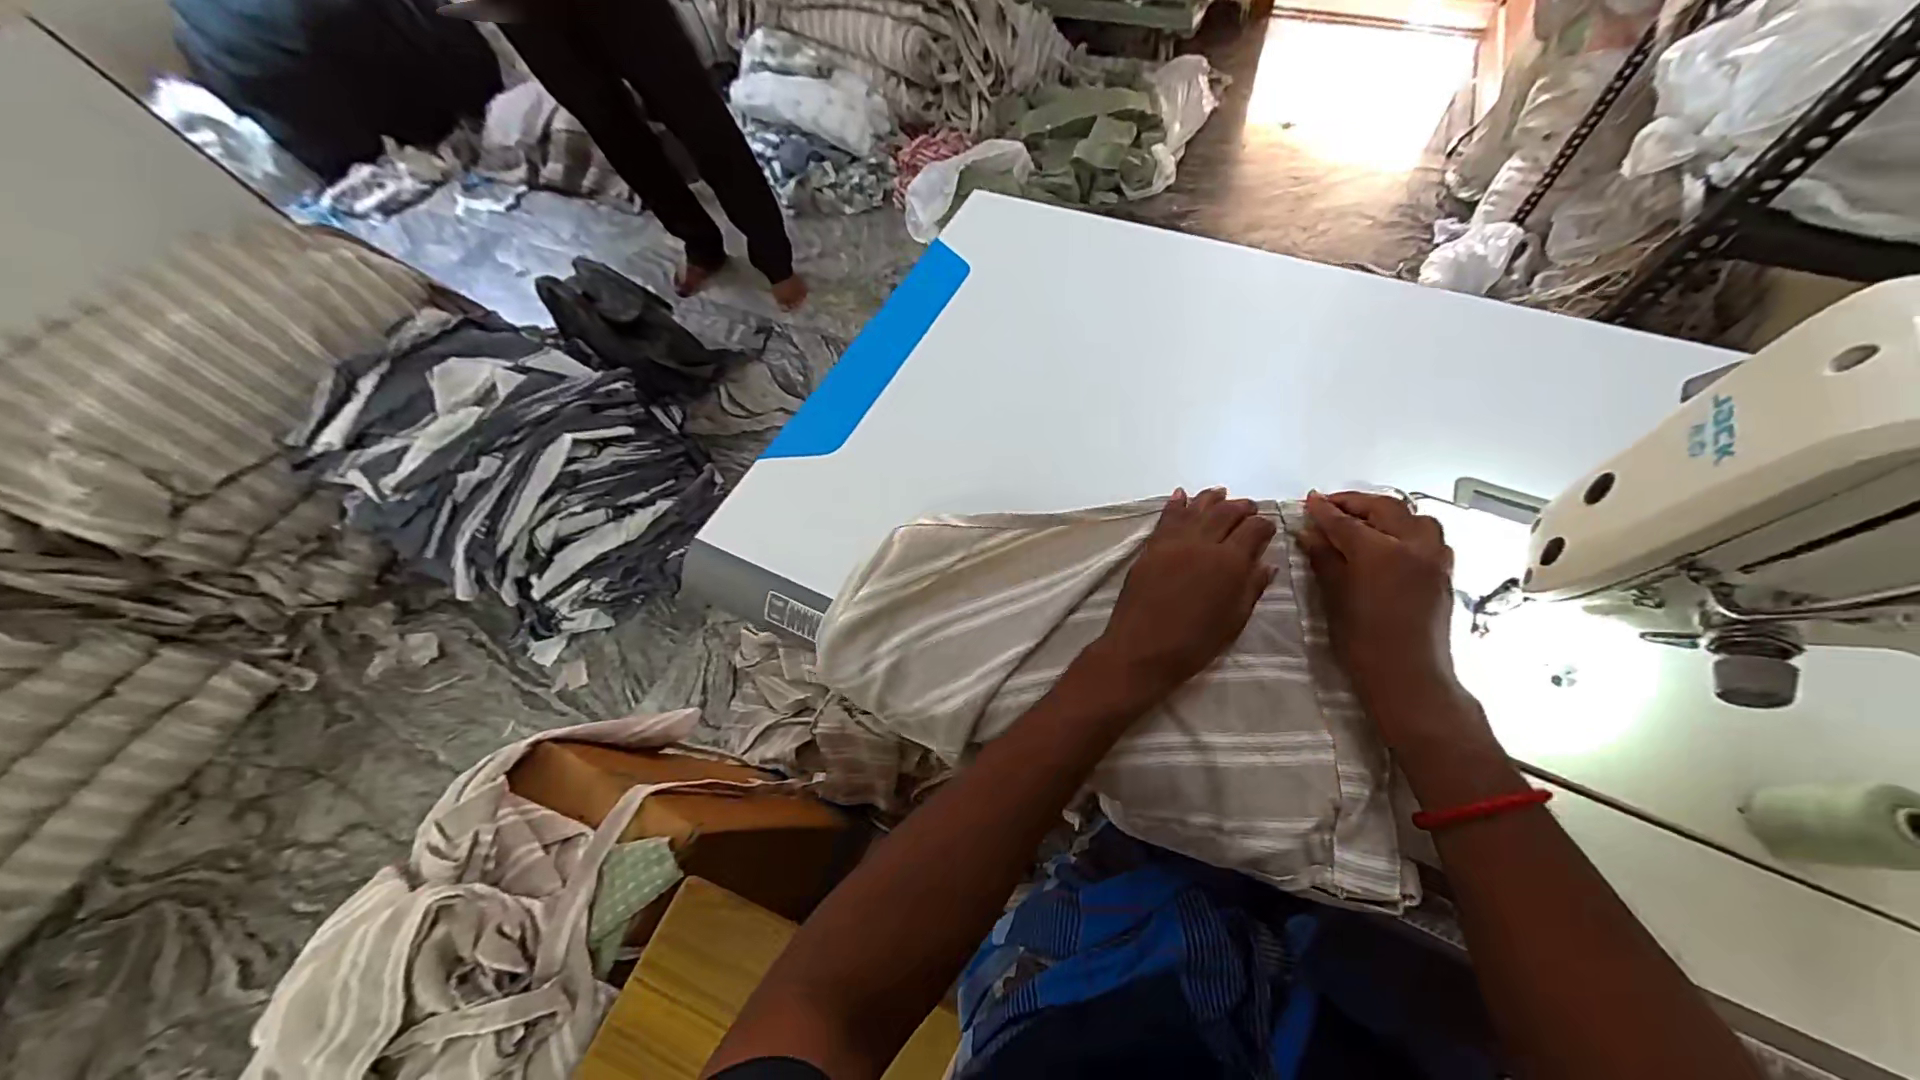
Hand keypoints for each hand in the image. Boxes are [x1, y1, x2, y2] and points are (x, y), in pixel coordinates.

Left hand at [1088, 487, 1276, 700]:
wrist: (1142, 649)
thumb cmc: (1194, 643)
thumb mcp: (1233, 620)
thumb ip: (1251, 588)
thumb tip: (1266, 564)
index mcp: (1229, 562)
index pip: (1253, 531)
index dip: (1264, 526)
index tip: (1268, 528)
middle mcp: (1202, 544)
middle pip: (1225, 514)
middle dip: (1241, 508)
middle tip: (1249, 507)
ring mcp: (1173, 543)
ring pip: (1196, 510)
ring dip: (1211, 499)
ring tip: (1221, 493)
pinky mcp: (1150, 548)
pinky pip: (1166, 518)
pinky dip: (1176, 504)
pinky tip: (1181, 495)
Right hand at [1299, 491, 1482, 747]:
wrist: (1408, 675)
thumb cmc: (1362, 640)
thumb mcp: (1333, 596)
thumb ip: (1324, 557)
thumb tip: (1310, 533)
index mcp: (1381, 550)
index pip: (1345, 521)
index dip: (1323, 510)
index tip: (1308, 500)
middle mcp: (1413, 545)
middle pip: (1384, 508)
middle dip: (1355, 503)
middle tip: (1330, 506)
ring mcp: (1435, 558)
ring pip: (1413, 517)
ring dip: (1386, 512)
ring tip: (1363, 520)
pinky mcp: (1444, 573)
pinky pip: (1429, 536)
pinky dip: (1408, 528)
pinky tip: (1392, 541)